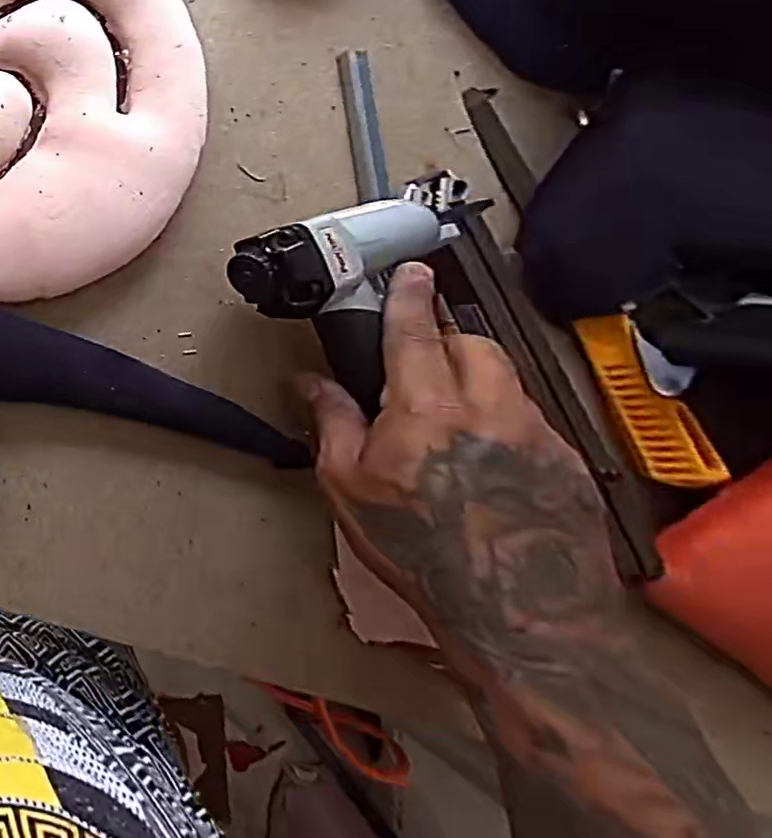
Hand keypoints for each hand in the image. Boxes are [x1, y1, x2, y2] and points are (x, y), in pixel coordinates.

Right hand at [301, 266, 756, 836]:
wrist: (515, 608)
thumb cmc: (413, 542)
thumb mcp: (345, 481)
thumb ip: (332, 421)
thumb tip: (311, 382)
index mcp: (426, 412)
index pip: (417, 337)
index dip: (410, 299)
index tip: (413, 270)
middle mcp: (490, 412)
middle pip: (475, 345)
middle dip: (445, 335)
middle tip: (416, 350)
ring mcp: (538, 436)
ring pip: (507, 377)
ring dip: (472, 372)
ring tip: (442, 402)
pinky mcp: (568, 464)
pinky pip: (529, 415)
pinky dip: (498, 411)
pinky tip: (477, 448)